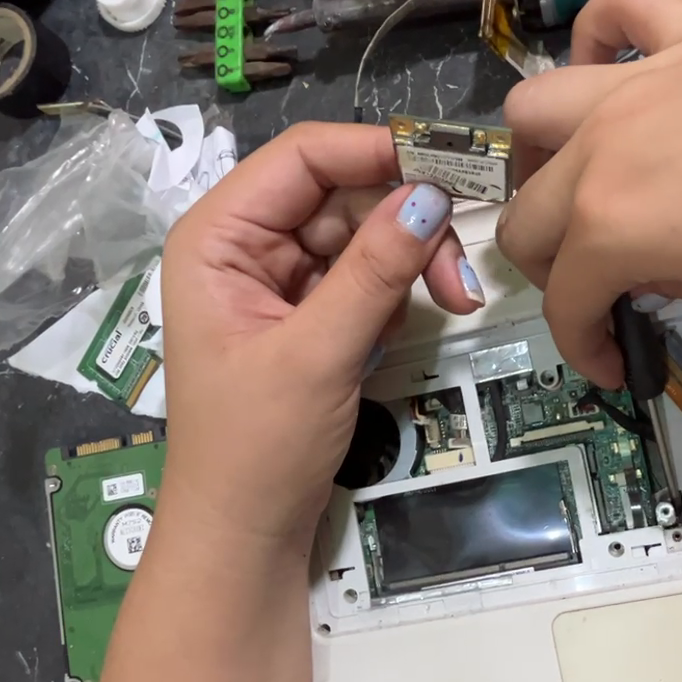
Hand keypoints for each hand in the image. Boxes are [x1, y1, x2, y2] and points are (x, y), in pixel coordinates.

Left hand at [157, 122, 480, 548]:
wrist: (247, 529)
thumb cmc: (259, 445)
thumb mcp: (318, 353)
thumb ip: (374, 272)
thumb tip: (431, 198)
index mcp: (220, 236)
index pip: (302, 158)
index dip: (374, 152)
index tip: (448, 170)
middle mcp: (250, 245)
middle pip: (344, 197)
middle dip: (406, 228)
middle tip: (461, 276)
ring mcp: (283, 281)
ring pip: (364, 237)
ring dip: (411, 265)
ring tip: (452, 305)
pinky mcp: (313, 313)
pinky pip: (366, 277)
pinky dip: (396, 294)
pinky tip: (402, 329)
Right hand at [498, 0, 681, 387]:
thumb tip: (668, 264)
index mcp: (616, 228)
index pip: (565, 302)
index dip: (584, 348)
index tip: (618, 366)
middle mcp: (604, 150)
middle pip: (526, 216)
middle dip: (549, 272)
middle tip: (600, 292)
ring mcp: (642, 83)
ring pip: (534, 112)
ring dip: (538, 163)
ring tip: (574, 188)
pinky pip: (619, 15)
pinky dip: (601, 43)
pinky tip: (618, 73)